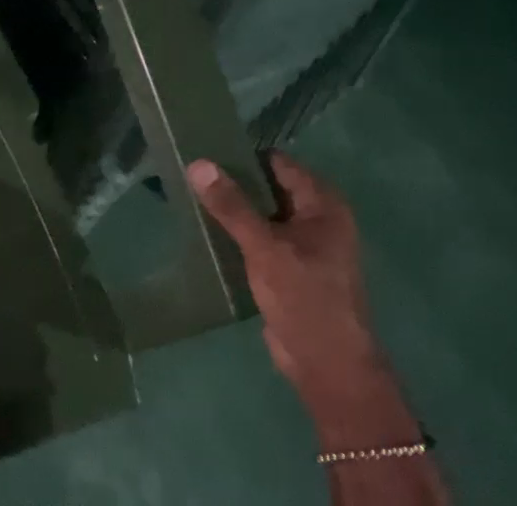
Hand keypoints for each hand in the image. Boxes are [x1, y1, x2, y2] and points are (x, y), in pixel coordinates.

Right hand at [186, 155, 413, 439]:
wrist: (328, 364)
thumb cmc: (305, 297)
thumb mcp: (265, 247)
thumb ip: (232, 205)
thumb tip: (198, 163)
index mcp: (323, 205)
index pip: (277, 163)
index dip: (242, 156)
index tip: (203, 152)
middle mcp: (317, 218)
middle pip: (268, 187)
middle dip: (233, 183)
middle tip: (189, 175)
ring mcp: (304, 244)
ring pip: (261, 214)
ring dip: (232, 210)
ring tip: (189, 198)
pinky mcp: (288, 268)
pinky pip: (259, 239)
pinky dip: (237, 234)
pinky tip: (205, 232)